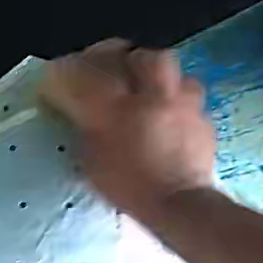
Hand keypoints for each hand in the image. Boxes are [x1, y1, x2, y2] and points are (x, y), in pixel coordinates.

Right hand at [36, 39, 216, 221]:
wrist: (177, 205)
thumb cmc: (125, 187)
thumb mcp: (89, 159)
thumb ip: (84, 126)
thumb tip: (75, 108)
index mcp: (117, 110)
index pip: (89, 73)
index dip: (71, 68)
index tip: (59, 71)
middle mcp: (152, 98)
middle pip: (139, 57)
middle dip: (121, 57)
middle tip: (105, 66)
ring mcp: (183, 104)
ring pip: (170, 68)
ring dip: (151, 71)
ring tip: (139, 85)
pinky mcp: (203, 116)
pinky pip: (187, 91)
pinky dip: (172, 94)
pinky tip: (163, 110)